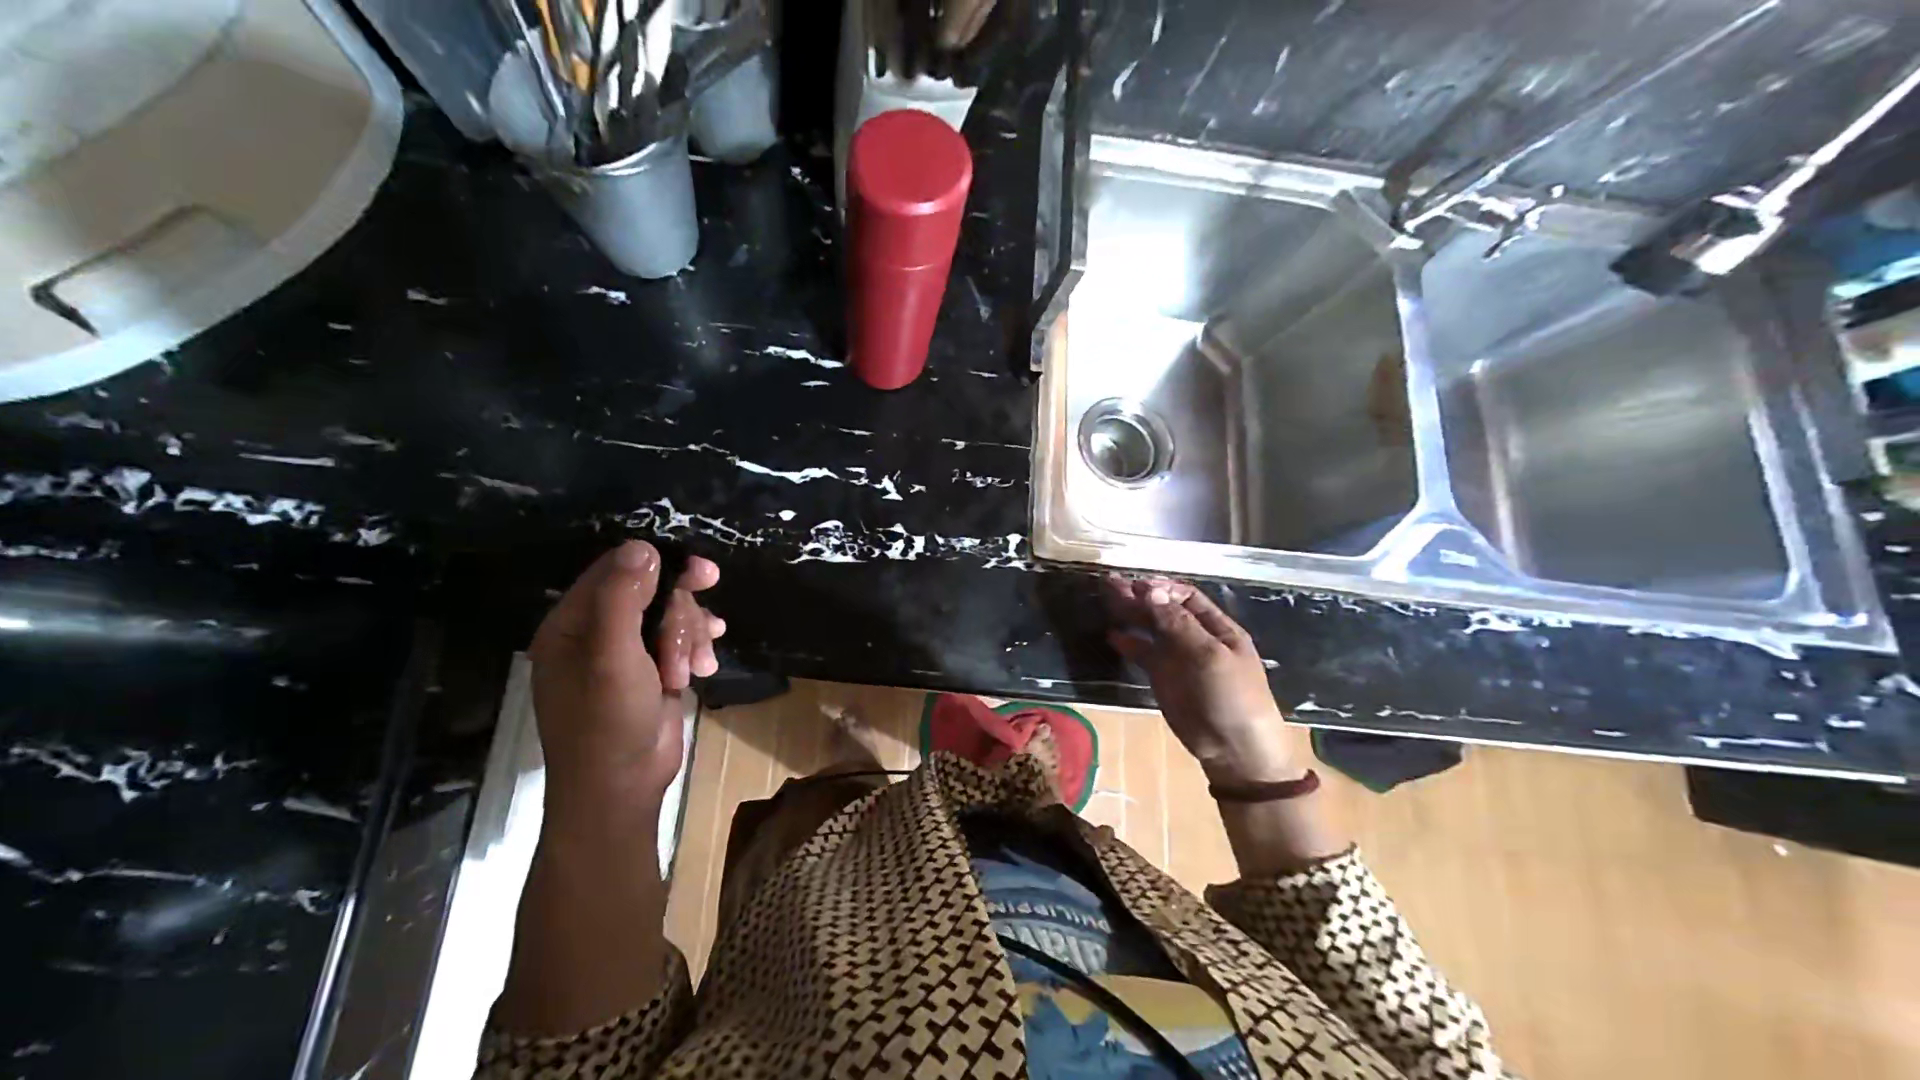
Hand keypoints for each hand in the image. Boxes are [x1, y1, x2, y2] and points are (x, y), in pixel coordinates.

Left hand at [529, 541, 724, 824]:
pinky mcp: (650, 672)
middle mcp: (595, 634)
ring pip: (670, 617)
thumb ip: (622, 598)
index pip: (616, 571)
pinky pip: (679, 641)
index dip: (659, 566)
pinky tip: (709, 660)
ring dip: (690, 637)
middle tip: (707, 626)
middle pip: (650, 593)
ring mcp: (625, 654)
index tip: (701, 572)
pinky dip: (696, 648)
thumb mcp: (612, 657)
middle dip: (679, 614)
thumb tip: (642, 545)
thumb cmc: (607, 723)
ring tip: (696, 667)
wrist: (621, 789)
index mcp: (571, 624)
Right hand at [1104, 574, 1306, 786]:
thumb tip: (1150, 591)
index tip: (1136, 585)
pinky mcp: (1163, 678)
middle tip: (1111, 584)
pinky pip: (1143, 654)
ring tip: (1107, 601)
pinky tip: (1112, 634)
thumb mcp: (1210, 655)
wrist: (1234, 749)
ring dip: (1130, 615)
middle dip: (1139, 597)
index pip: (1186, 597)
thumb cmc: (1232, 696)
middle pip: (1164, 610)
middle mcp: (1196, 637)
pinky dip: (1128, 643)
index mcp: (1217, 628)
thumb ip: (1178, 623)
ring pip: (1151, 629)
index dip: (1161, 589)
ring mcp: (1178, 658)